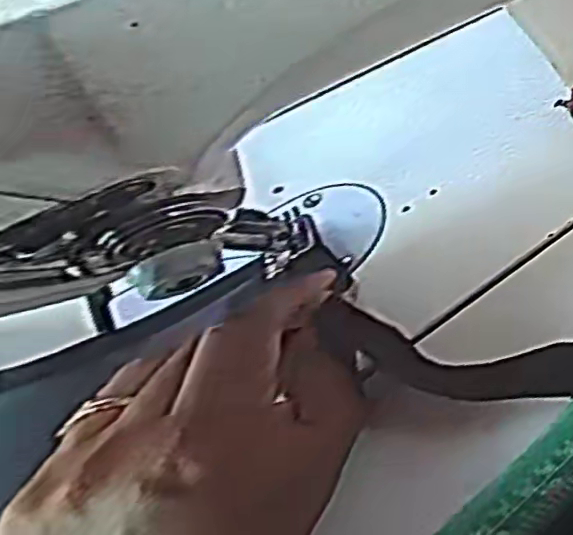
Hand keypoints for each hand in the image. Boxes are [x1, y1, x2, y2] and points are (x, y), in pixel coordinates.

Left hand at [1, 272, 366, 534]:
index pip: (248, 326)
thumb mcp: (324, 446)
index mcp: (211, 433)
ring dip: (198, 360)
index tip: (311, 288)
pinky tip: (172, 416)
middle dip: (252, 332)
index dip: (288, 296)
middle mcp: (131, 447)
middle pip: (202, 340)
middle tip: (285, 339)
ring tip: (229, 386)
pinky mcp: (32, 495)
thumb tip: (317, 332)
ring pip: (148, 367)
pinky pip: (97, 410)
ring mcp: (72, 472)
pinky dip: (143, 398)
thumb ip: (330, 375)